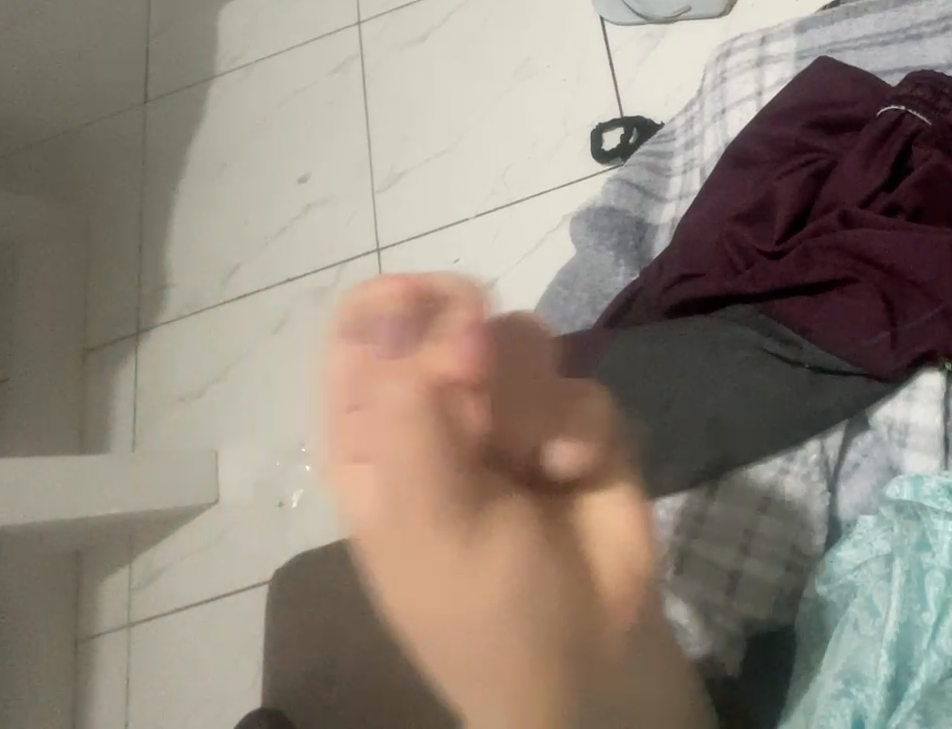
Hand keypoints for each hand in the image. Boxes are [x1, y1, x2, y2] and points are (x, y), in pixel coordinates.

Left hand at [323, 274, 660, 728]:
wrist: (589, 648)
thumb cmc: (480, 605)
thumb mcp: (422, 517)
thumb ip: (410, 407)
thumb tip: (403, 303)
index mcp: (379, 435)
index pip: (362, 334)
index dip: (392, 305)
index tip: (428, 302)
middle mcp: (446, 410)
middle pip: (455, 319)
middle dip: (474, 345)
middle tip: (479, 375)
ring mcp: (516, 412)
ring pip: (523, 340)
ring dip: (531, 396)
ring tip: (535, 459)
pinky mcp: (578, 419)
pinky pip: (580, 381)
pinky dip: (579, 425)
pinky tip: (573, 470)